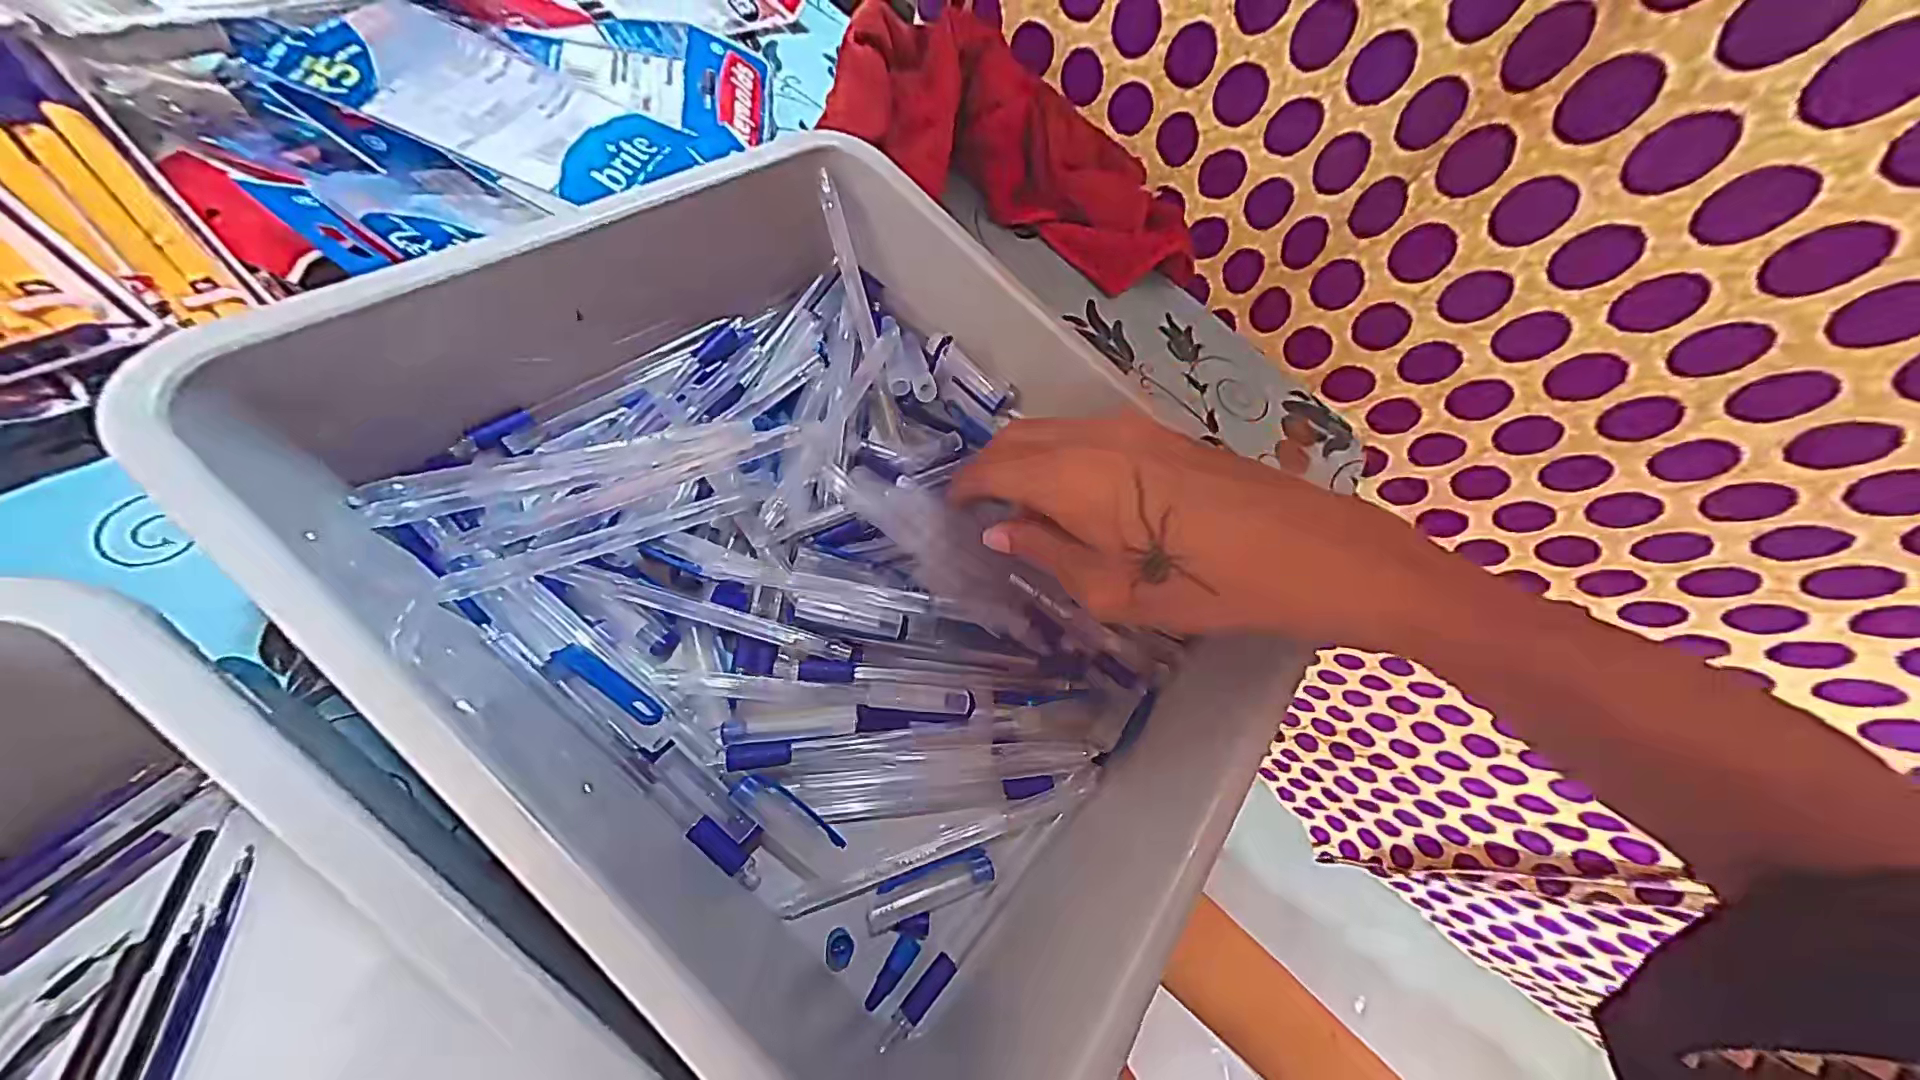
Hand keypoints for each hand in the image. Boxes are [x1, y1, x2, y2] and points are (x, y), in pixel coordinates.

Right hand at [948, 413, 1476, 648]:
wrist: (1316, 553)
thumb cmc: (1210, 586)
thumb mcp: (1115, 590)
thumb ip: (1049, 552)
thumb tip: (1000, 530)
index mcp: (1074, 476)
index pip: (996, 466)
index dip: (967, 485)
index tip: (952, 507)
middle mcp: (1095, 437)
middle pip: (1018, 437)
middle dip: (988, 467)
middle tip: (979, 507)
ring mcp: (1133, 428)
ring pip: (1052, 430)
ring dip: (1024, 458)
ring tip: (1020, 504)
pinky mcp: (1161, 433)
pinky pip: (1086, 434)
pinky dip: (1058, 455)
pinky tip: (1071, 494)